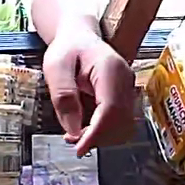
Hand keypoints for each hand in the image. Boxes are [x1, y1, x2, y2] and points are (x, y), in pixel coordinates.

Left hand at [43, 28, 134, 154]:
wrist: (79, 36)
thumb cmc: (67, 48)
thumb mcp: (56, 67)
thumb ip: (64, 96)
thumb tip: (74, 129)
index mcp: (110, 68)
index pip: (110, 109)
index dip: (97, 133)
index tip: (80, 148)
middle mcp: (125, 79)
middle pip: (120, 121)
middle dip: (96, 137)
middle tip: (70, 139)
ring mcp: (128, 88)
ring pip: (122, 125)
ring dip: (100, 135)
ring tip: (75, 133)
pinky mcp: (125, 96)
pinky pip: (119, 120)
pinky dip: (103, 129)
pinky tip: (85, 127)